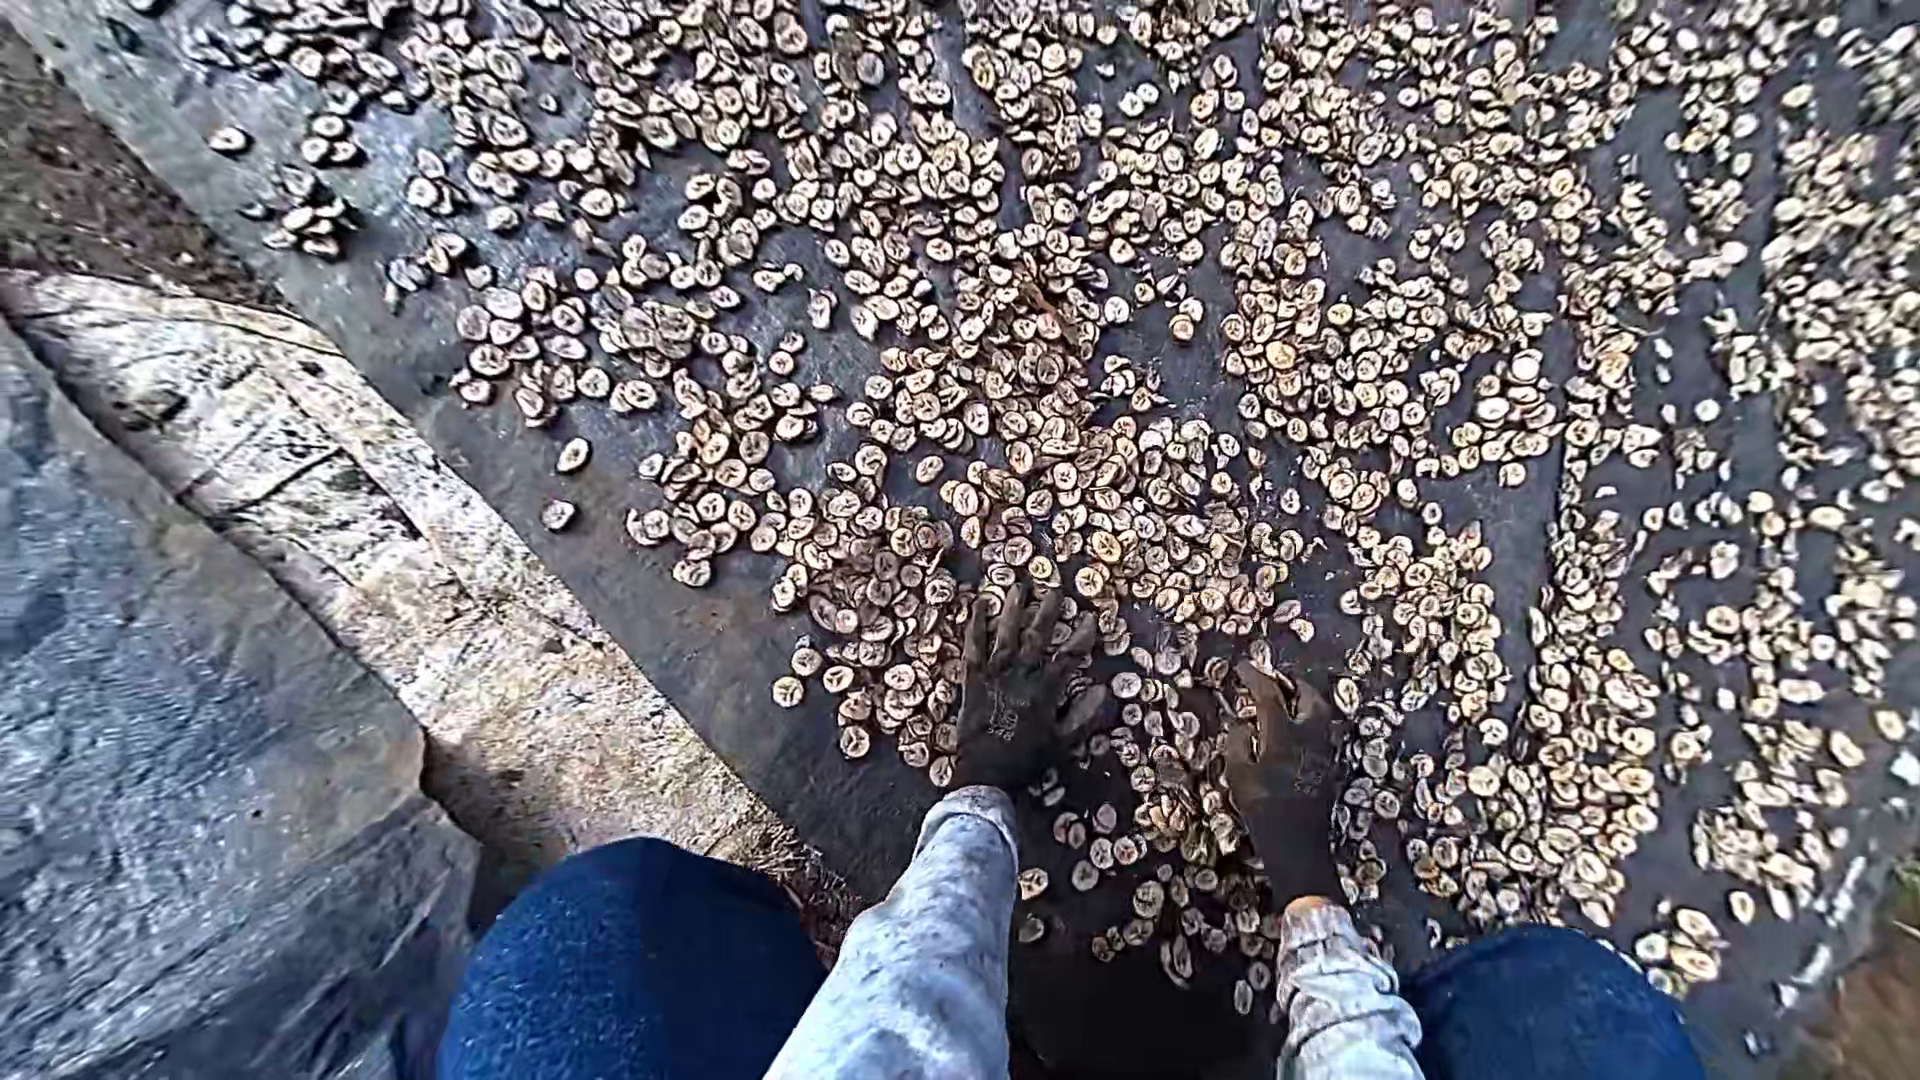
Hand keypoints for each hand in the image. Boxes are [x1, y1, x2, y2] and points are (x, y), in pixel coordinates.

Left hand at [953, 583, 1105, 790]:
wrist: (985, 773)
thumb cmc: (1026, 760)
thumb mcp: (1062, 744)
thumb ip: (1083, 716)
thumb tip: (1103, 690)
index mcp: (1044, 691)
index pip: (1068, 657)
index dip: (1081, 637)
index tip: (1092, 618)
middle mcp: (1020, 676)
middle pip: (1036, 637)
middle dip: (1048, 611)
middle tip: (1055, 589)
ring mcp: (994, 674)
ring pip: (1006, 634)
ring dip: (1014, 609)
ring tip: (1020, 586)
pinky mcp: (972, 678)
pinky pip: (974, 646)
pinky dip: (976, 625)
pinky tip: (978, 604)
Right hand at [1223, 660, 1345, 905]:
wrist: (1298, 845)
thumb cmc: (1262, 809)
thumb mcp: (1237, 774)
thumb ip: (1238, 742)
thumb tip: (1244, 724)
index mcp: (1284, 736)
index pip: (1270, 695)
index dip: (1255, 677)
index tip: (1242, 668)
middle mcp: (1310, 738)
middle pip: (1308, 697)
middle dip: (1290, 683)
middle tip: (1272, 679)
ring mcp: (1324, 751)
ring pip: (1320, 713)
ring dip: (1303, 699)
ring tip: (1284, 698)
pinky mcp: (1328, 765)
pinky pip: (1321, 729)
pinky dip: (1307, 718)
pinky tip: (1292, 727)